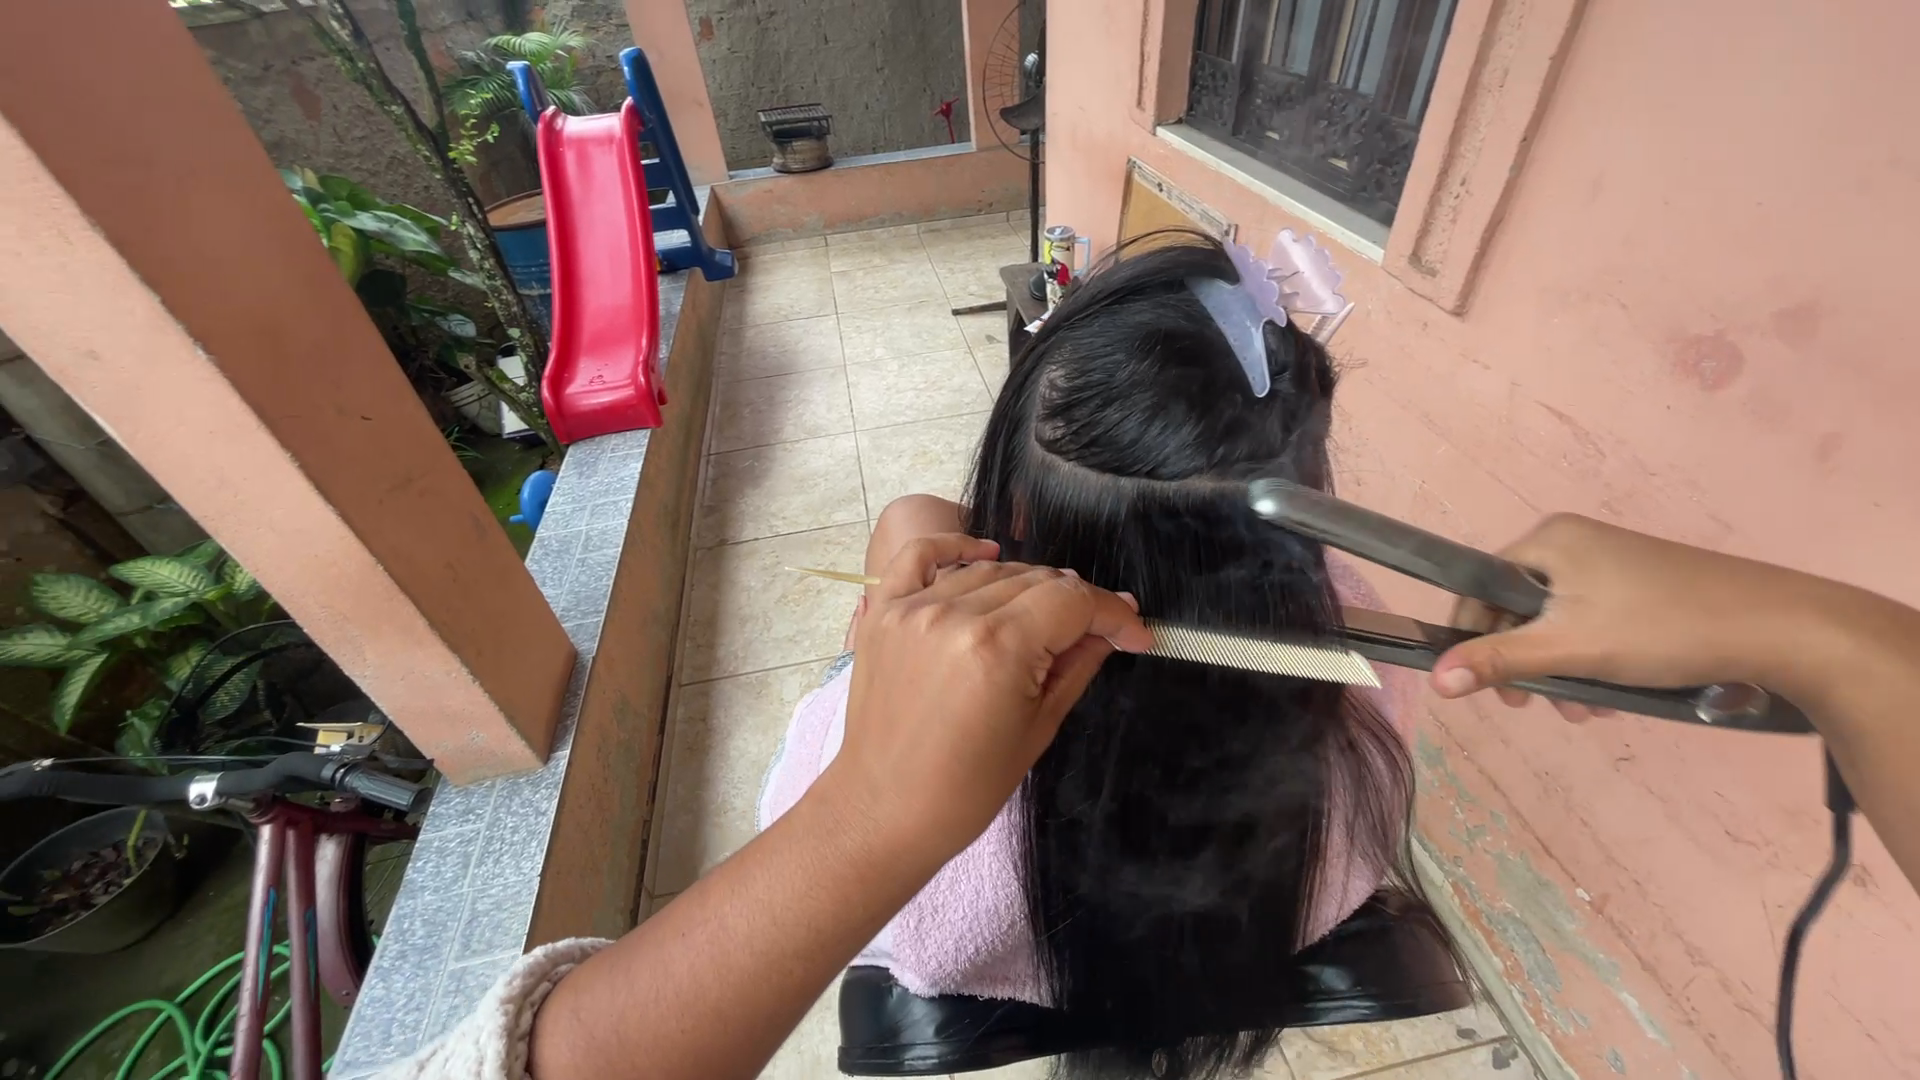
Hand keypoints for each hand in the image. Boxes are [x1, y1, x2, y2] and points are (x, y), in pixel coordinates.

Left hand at [819, 534, 1152, 861]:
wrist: (884, 808)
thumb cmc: (967, 786)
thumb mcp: (1040, 727)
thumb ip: (1079, 662)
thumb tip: (1115, 625)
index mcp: (998, 648)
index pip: (1073, 600)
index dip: (1113, 614)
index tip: (1134, 633)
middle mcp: (954, 616)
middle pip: (1036, 579)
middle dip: (1076, 604)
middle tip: (1093, 632)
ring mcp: (913, 609)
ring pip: (990, 570)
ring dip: (1026, 587)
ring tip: (1041, 618)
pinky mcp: (883, 612)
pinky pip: (920, 556)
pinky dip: (954, 547)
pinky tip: (985, 550)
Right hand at [1429, 514, 1833, 719]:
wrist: (1793, 631)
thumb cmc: (1664, 629)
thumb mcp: (1570, 650)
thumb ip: (1496, 662)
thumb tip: (1434, 682)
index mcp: (1546, 539)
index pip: (1479, 587)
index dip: (1473, 636)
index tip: (1488, 683)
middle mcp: (1572, 541)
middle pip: (1517, 608)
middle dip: (1524, 663)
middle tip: (1536, 706)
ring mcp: (1610, 561)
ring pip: (1556, 621)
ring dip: (1559, 669)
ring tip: (1585, 710)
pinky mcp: (1642, 584)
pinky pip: (1590, 620)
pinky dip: (1590, 657)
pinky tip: (1610, 693)